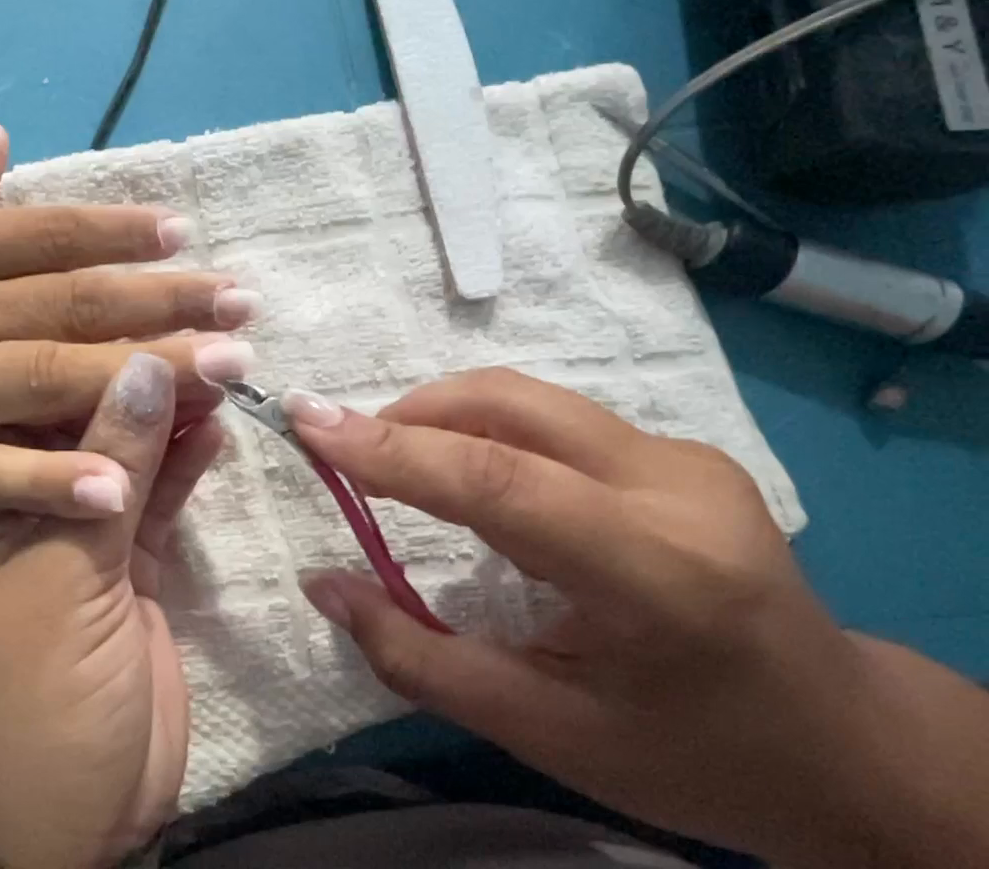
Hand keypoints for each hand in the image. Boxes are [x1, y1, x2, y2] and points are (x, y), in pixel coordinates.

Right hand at [0, 125, 255, 515]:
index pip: (38, 234)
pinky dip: (48, 480)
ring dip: (137, 377)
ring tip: (219, 376)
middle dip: (159, 302)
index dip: (116, 232)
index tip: (184, 236)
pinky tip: (121, 486)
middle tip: (241, 304)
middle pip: (64, 302)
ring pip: (41, 378)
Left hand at [0, 353, 223, 867]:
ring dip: (177, 405)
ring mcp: (82, 528)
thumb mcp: (67, 576)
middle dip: (147, 364)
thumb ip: (110, 471)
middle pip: (89, 411)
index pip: (32, 393)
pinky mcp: (129, 562)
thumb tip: (144, 362)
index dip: (91, 342)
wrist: (70, 816)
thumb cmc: (37, 694)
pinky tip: (216, 423)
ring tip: (228, 356)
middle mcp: (26, 497)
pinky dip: (188, 461)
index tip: (152, 292)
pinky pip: (160, 496)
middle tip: (215, 314)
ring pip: (131, 448)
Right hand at [285, 368, 988, 868]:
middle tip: (338, 445)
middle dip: (408, 414)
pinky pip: (552, 418)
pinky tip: (460, 475)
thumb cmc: (686, 752)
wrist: (842, 742)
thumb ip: (415, 657)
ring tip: (387, 460)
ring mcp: (687, 460)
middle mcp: (679, 490)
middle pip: (513, 408)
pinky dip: (481, 430)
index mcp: (657, 574)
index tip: (308, 425)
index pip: (502, 484)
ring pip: (529, 399)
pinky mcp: (679, 453)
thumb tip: (321, 584)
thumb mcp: (541, 731)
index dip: (393, 450)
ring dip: (441, 415)